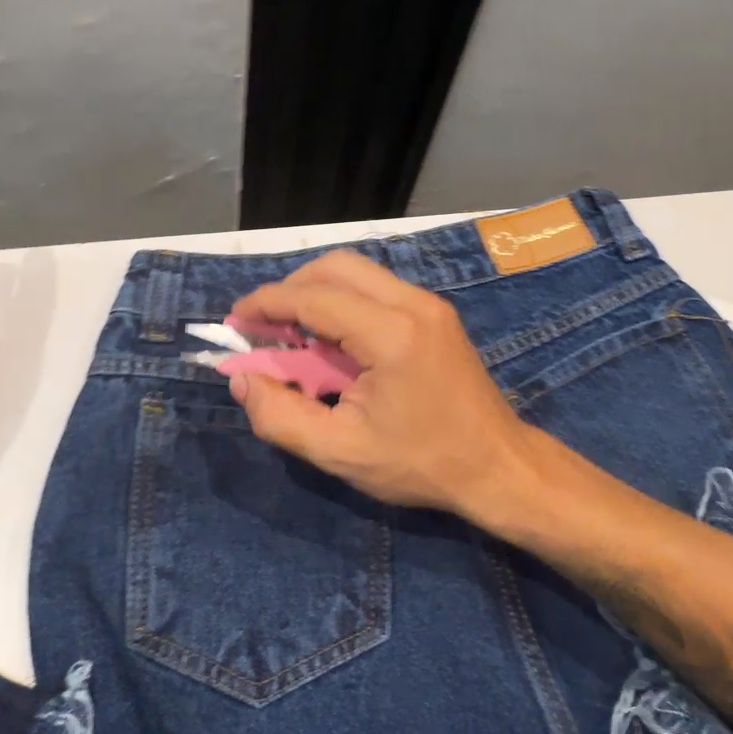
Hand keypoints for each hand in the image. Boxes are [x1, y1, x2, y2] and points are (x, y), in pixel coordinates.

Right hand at [228, 251, 534, 513]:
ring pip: (359, 272)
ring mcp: (429, 305)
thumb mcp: (340, 452)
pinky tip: (331, 340)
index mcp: (391, 334)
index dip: (267, 304)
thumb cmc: (421, 463)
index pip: (315, 298)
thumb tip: (242, 380)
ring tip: (292, 334)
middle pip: (337, 267)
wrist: (497, 466)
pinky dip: (344, 301)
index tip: (235, 322)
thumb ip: (281, 416)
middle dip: (291, 288)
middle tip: (264, 326)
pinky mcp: (436, 314)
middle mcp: (413, 304)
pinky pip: (378, 289)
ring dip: (318, 292)